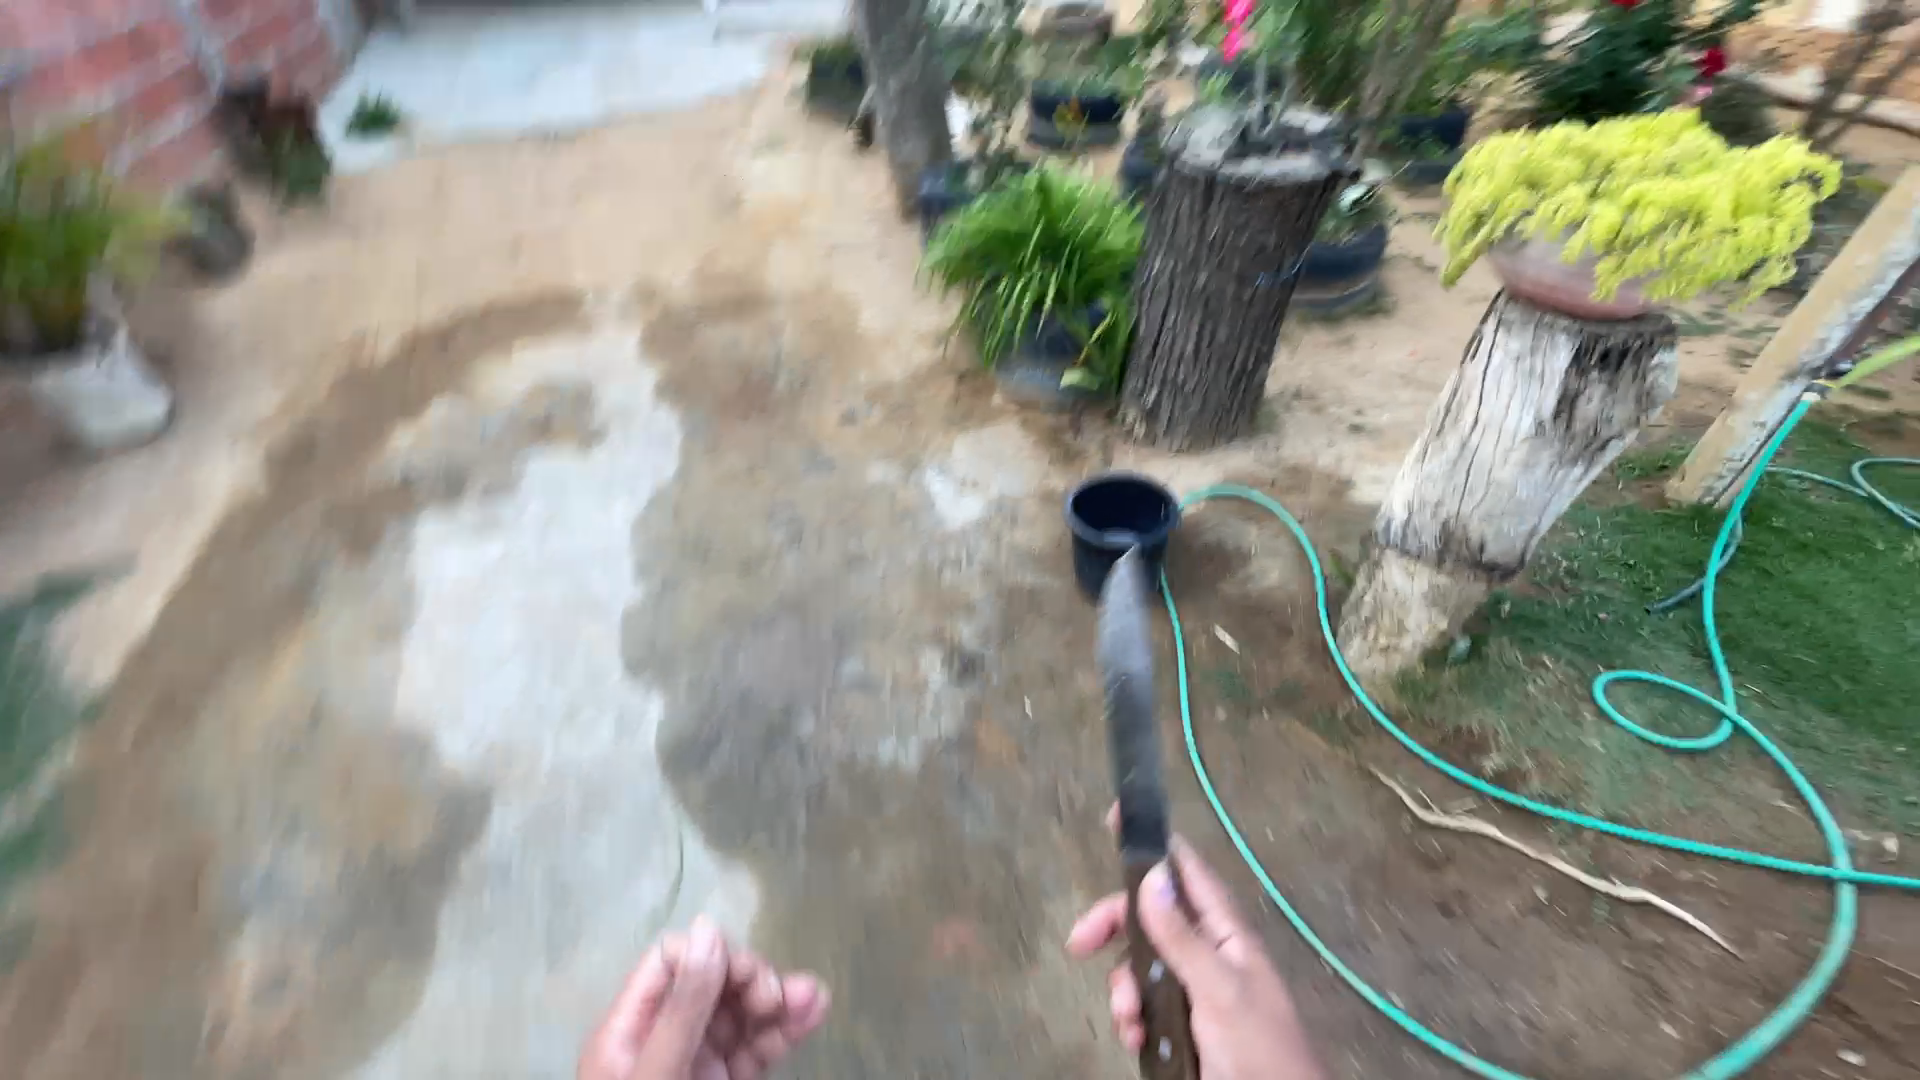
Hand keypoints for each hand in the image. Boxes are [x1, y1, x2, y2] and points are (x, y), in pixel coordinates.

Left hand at [580, 916, 831, 1079]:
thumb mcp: (657, 1076)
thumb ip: (683, 1008)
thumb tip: (707, 927)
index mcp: (629, 1030)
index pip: (671, 960)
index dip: (710, 956)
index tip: (740, 977)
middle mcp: (664, 1038)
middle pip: (713, 980)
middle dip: (751, 979)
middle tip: (775, 999)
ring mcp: (697, 1062)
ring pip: (743, 1012)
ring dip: (780, 999)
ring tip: (813, 998)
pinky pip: (758, 1047)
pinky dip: (786, 1028)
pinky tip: (814, 1011)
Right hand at [1066, 838, 1324, 1079]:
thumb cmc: (1260, 1048)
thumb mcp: (1219, 989)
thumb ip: (1182, 935)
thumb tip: (1149, 873)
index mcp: (1224, 931)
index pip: (1185, 869)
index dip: (1152, 842)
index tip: (1114, 817)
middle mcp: (1207, 951)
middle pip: (1149, 916)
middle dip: (1113, 927)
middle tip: (1079, 943)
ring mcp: (1195, 988)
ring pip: (1140, 965)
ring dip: (1124, 988)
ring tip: (1128, 1020)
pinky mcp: (1184, 1024)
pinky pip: (1144, 1005)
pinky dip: (1132, 1018)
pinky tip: (1136, 1038)